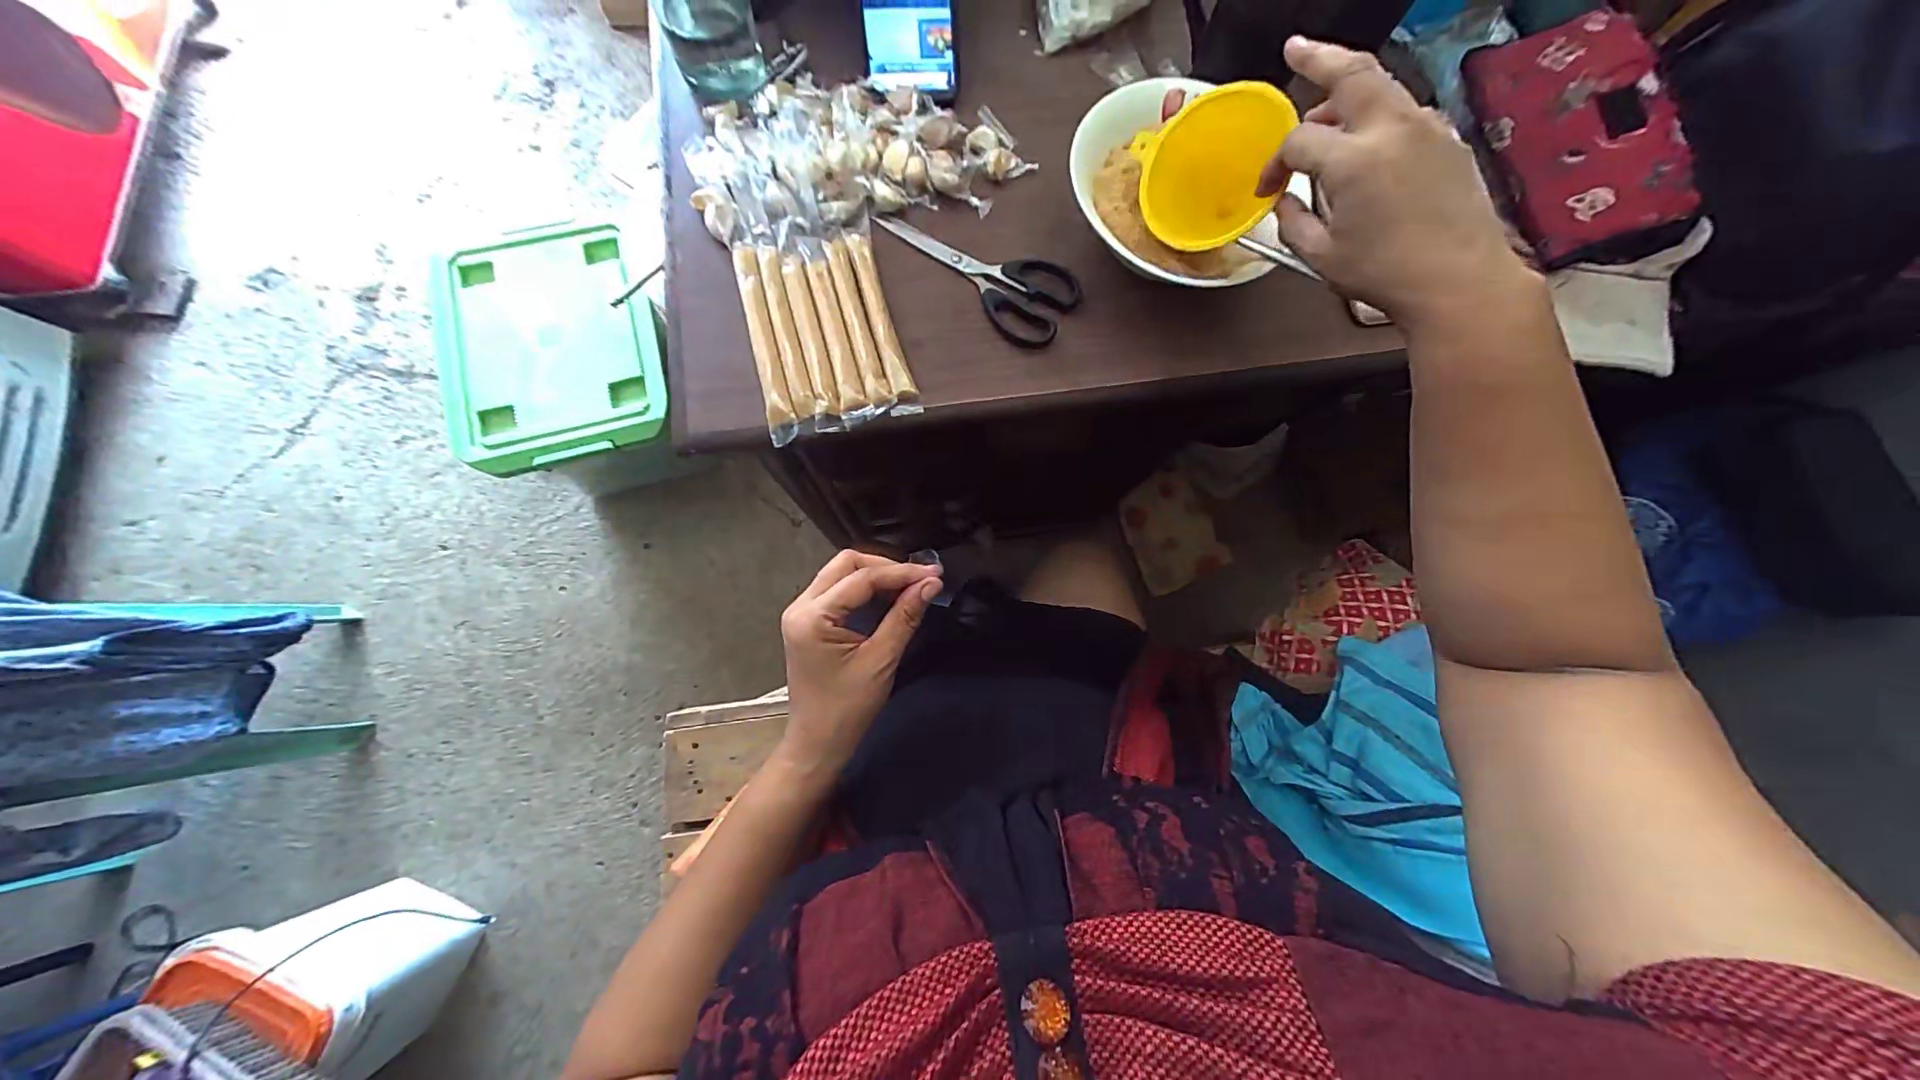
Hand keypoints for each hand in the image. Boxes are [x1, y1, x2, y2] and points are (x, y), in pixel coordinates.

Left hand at [774, 550, 942, 783]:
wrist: (818, 743)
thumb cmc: (847, 709)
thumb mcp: (881, 660)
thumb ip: (905, 616)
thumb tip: (929, 584)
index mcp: (812, 617)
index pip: (861, 578)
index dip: (901, 572)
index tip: (933, 574)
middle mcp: (801, 607)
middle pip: (846, 564)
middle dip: (887, 568)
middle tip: (921, 579)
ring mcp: (802, 614)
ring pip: (842, 574)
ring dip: (877, 576)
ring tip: (911, 586)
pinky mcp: (809, 622)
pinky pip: (839, 591)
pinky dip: (866, 590)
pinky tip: (890, 597)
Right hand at [1253, 37, 1536, 328]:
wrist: (1457, 280)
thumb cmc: (1384, 274)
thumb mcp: (1320, 255)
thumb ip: (1293, 220)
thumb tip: (1284, 201)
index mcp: (1353, 161)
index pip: (1298, 142)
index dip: (1273, 164)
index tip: (1267, 189)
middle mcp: (1393, 130)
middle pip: (1352, 73)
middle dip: (1318, 57)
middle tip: (1295, 49)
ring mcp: (1427, 129)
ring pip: (1382, 88)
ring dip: (1346, 95)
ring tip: (1323, 115)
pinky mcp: (1448, 140)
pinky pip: (1404, 113)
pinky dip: (1376, 117)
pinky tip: (1364, 144)